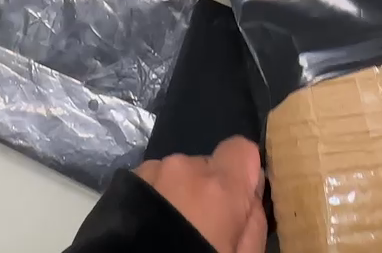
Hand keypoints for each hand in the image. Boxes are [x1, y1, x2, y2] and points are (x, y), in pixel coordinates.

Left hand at [134, 137, 266, 252]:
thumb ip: (254, 221)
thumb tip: (252, 193)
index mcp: (218, 187)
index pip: (242, 149)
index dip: (245, 172)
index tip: (242, 200)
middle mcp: (184, 167)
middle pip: (207, 167)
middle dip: (209, 192)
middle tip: (201, 230)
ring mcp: (152, 170)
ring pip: (179, 175)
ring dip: (180, 195)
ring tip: (170, 231)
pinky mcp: (127, 181)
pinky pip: (154, 181)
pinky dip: (157, 199)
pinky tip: (151, 228)